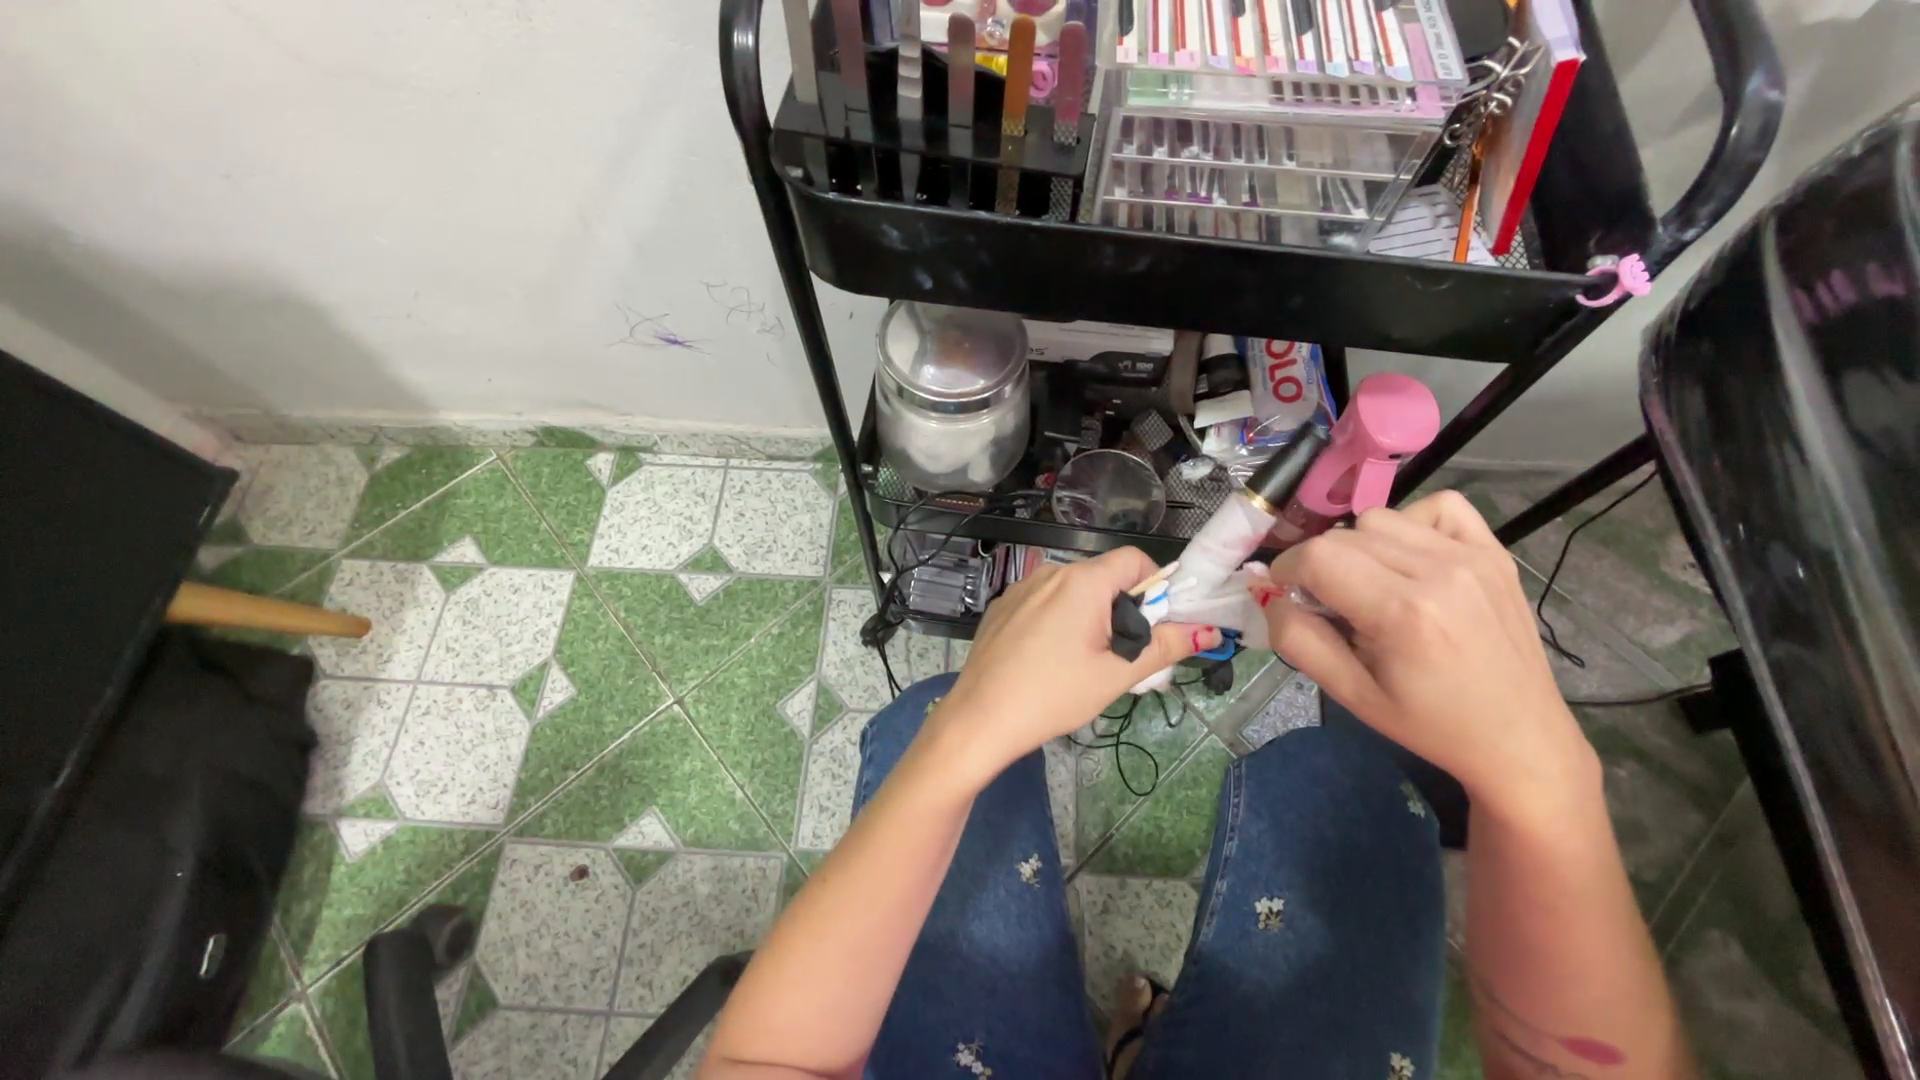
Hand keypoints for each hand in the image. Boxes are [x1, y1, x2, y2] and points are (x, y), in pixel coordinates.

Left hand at [936, 547, 1221, 779]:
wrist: (978, 719)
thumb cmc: (1053, 696)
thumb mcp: (1116, 675)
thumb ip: (1164, 647)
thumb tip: (1209, 631)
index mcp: (1081, 581)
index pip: (1134, 560)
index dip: (1156, 586)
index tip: (1159, 626)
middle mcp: (1050, 573)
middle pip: (1103, 578)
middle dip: (1124, 610)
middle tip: (1125, 656)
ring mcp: (1020, 588)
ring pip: (1073, 593)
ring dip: (1091, 618)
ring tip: (1086, 665)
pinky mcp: (1002, 608)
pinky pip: (1044, 604)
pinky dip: (1058, 623)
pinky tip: (1049, 662)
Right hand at [1252, 492, 1597, 820]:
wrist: (1518, 736)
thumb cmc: (1429, 723)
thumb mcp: (1349, 694)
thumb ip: (1296, 639)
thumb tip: (1265, 592)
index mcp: (1403, 613)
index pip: (1316, 556)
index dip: (1287, 572)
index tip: (1289, 598)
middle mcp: (1440, 571)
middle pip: (1342, 535)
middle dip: (1319, 565)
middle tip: (1332, 607)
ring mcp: (1472, 556)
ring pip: (1380, 518)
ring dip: (1360, 546)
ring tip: (1374, 587)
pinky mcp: (1494, 552)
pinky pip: (1436, 507)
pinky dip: (1410, 525)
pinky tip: (1410, 562)